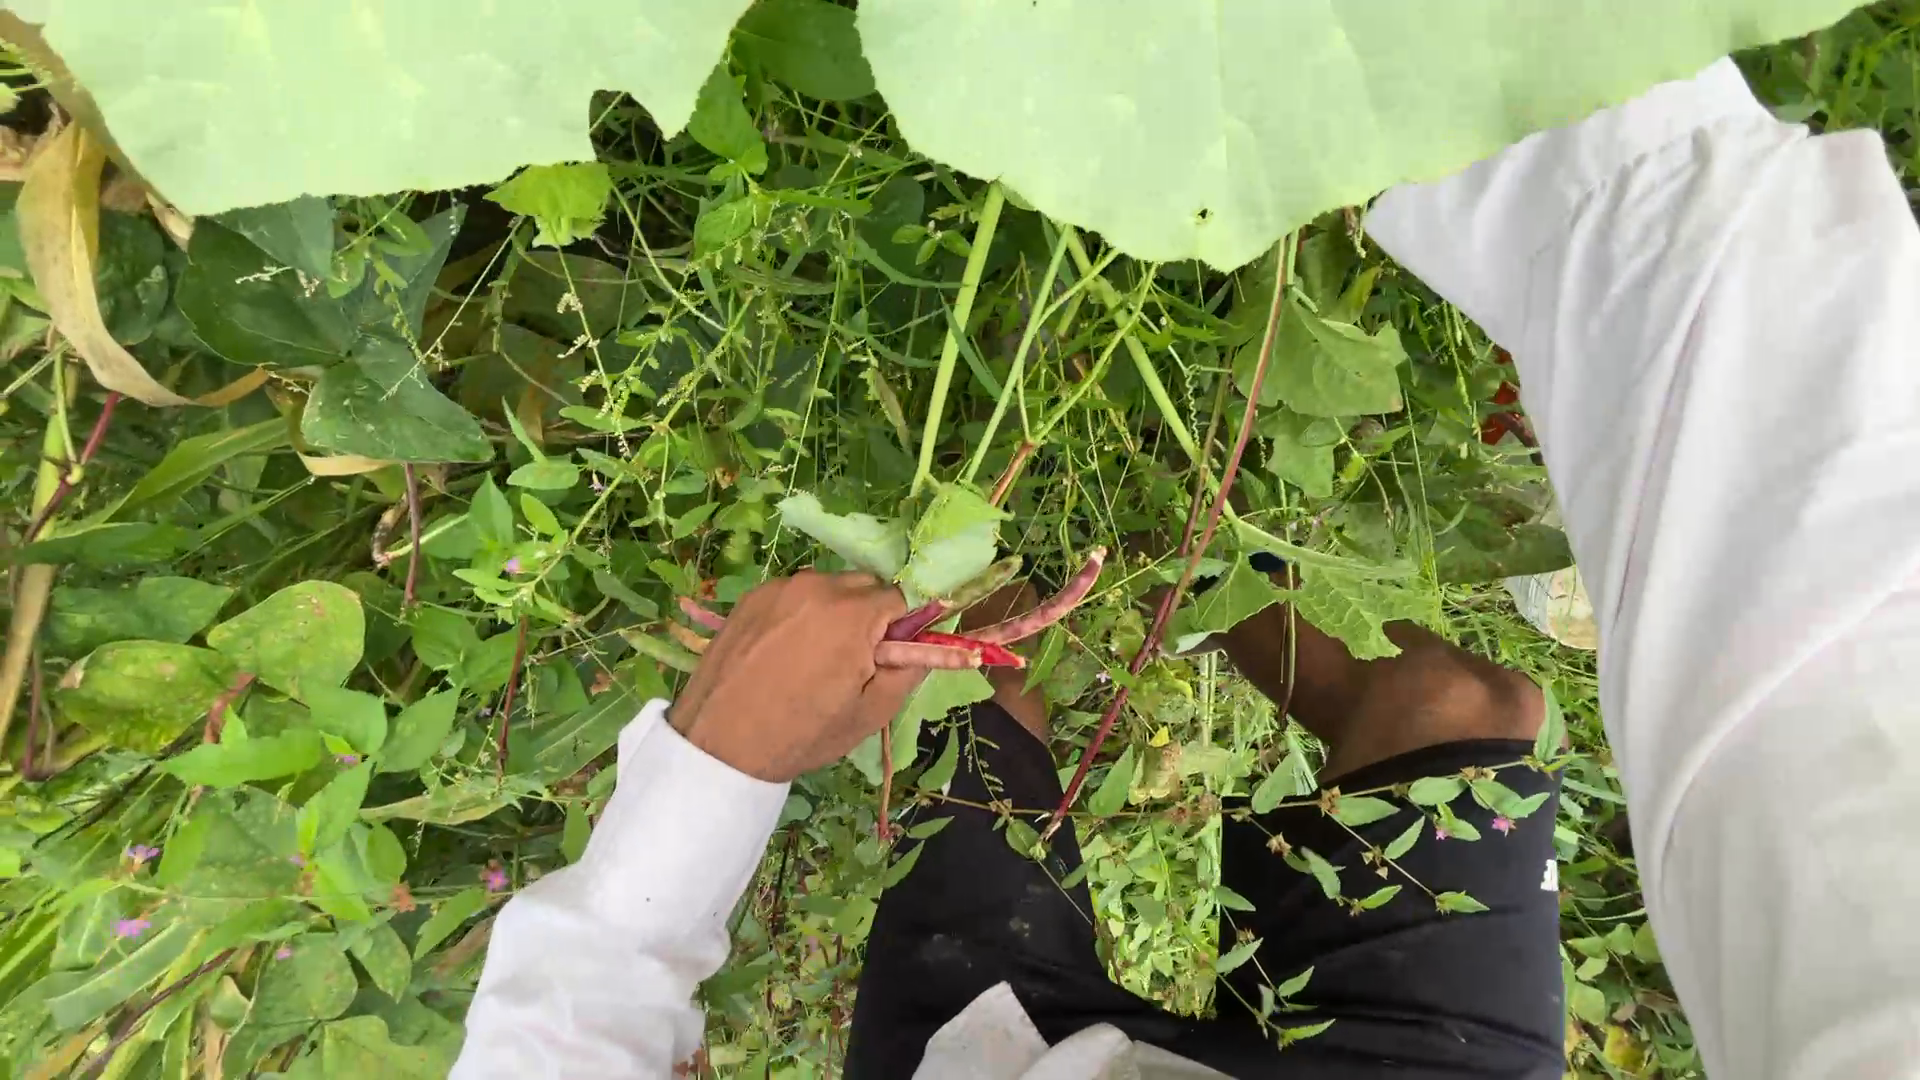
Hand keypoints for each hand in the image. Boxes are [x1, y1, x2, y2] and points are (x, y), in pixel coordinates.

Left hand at [670, 571, 924, 781]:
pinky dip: (800, 613)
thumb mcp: (870, 713)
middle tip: (849, 660)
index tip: (883, 657)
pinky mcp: (752, 595)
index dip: (898, 628)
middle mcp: (818, 586)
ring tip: (811, 657)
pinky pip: (795, 593)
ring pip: (829, 587)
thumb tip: (926, 645)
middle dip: (868, 615)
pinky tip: (783, 650)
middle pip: (864, 586)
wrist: (719, 744)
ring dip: (833, 611)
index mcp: (853, 613)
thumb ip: (909, 671)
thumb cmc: (802, 733)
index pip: (899, 598)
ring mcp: (780, 587)